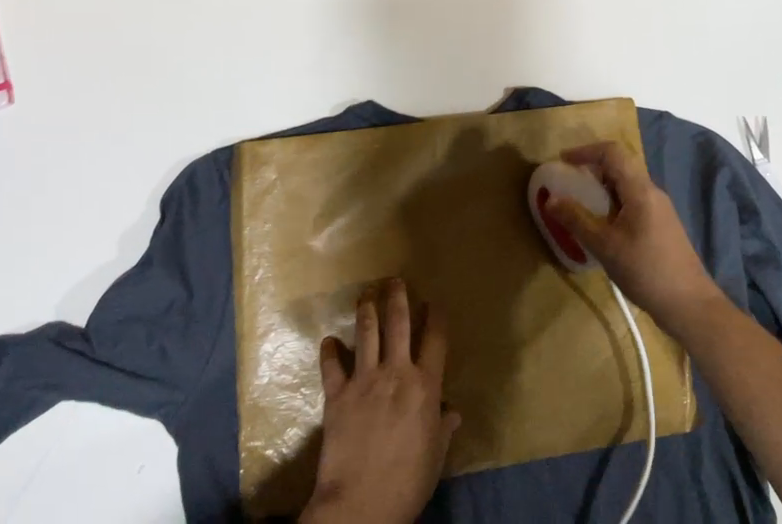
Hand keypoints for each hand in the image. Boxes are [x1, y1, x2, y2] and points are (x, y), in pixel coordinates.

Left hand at [300, 278, 460, 523]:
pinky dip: (330, 350)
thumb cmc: (408, 482)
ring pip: (366, 332)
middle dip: (397, 297)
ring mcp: (364, 380)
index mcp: (425, 387)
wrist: (362, 503)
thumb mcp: (436, 455)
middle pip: (398, 323)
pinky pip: (332, 365)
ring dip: (366, 308)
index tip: (434, 302)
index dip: (436, 317)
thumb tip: (450, 410)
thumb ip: (443, 427)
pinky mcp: (336, 394)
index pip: (435, 340)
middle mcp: (395, 373)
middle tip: (395, 279)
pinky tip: (330, 340)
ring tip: (366, 292)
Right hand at [549, 142, 724, 330]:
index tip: (563, 161)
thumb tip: (551, 199)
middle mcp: (653, 192)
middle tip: (569, 183)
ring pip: (627, 185)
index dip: (585, 151)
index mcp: (640, 190)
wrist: (689, 303)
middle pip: (620, 166)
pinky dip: (613, 203)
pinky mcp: (662, 225)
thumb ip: (576, 220)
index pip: (612, 153)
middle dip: (592, 168)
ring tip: (581, 205)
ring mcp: (660, 209)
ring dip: (602, 187)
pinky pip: (633, 201)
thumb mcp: (604, 246)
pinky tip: (603, 226)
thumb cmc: (645, 270)